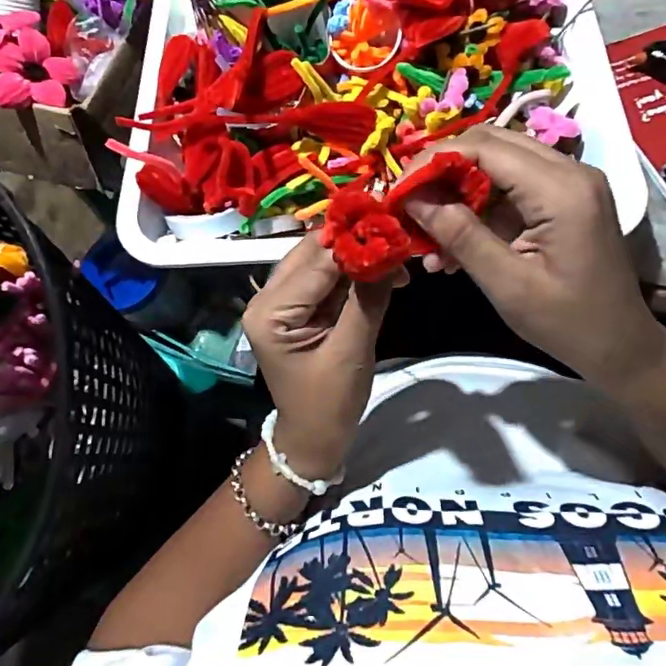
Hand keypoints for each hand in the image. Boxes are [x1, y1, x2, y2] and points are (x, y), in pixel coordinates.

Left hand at [241, 234, 400, 475]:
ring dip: (358, 257)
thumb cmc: (328, 403)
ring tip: (396, 258)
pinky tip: (383, 273)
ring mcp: (282, 302)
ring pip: (322, 262)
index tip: (393, 227)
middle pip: (314, 253)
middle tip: (397, 238)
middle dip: (355, 243)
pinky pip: (327, 280)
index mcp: (270, 311)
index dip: (354, 242)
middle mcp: (268, 298)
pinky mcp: (299, 308)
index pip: (316, 262)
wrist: (313, 439)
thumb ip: (368, 299)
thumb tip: (390, 253)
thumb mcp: (351, 351)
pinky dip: (354, 274)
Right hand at [400, 125, 664, 382]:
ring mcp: (571, 182)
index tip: (399, 191)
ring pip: (498, 165)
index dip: (434, 161)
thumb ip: (460, 236)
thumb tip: (413, 200)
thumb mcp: (507, 284)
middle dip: (443, 172)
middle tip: (408, 205)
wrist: (621, 346)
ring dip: (459, 194)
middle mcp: (570, 171)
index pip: (484, 147)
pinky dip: (480, 210)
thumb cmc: (568, 322)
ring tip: (427, 237)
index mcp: (561, 189)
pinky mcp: (566, 199)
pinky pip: (512, 189)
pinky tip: (454, 247)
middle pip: (491, 145)